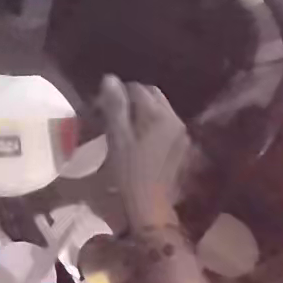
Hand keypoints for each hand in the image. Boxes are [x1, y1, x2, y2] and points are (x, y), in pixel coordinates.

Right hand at [99, 74, 195, 230]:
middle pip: (152, 94)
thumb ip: (114, 107)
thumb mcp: (117, 138)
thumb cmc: (129, 172)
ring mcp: (181, 132)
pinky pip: (166, 123)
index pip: (136, 88)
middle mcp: (174, 118)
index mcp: (158, 115)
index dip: (116, 93)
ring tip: (123, 125)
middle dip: (132, 98)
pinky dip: (151, 123)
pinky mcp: (182, 145)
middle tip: (111, 113)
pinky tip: (138, 138)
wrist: (151, 204)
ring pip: (160, 108)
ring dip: (142, 110)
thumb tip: (109, 78)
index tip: (99, 107)